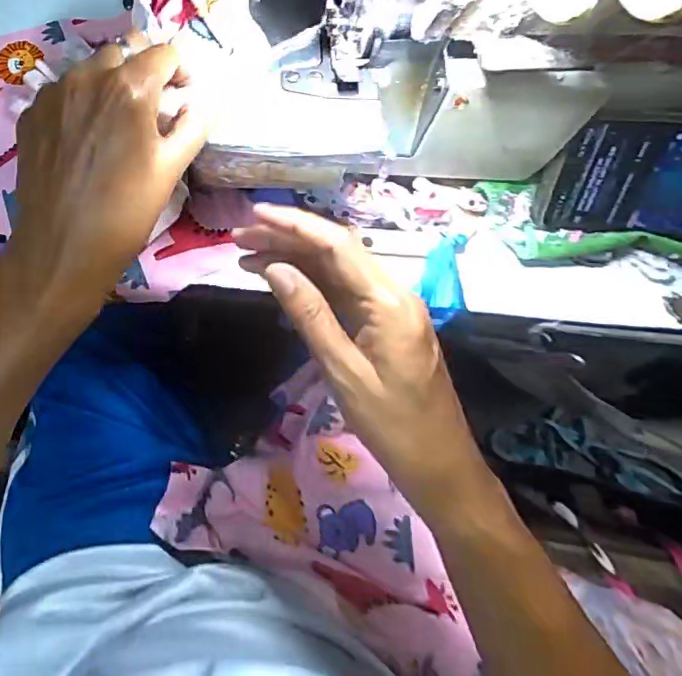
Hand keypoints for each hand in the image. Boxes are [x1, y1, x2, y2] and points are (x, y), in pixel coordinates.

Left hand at [0, 32, 207, 324]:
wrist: (60, 248)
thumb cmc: (125, 211)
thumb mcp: (171, 168)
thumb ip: (192, 125)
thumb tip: (197, 103)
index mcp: (129, 87)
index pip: (163, 52)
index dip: (179, 70)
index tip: (180, 94)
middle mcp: (87, 78)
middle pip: (122, 53)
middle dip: (140, 72)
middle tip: (147, 107)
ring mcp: (53, 95)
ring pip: (87, 70)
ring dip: (106, 83)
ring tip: (111, 121)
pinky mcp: (30, 115)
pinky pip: (60, 92)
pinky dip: (76, 102)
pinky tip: (79, 135)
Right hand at [233, 204, 481, 505]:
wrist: (442, 467)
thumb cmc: (393, 426)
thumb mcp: (344, 372)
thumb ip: (309, 315)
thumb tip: (274, 268)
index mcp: (388, 302)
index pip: (336, 246)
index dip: (294, 224)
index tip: (256, 214)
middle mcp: (392, 294)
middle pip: (334, 251)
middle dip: (285, 238)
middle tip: (239, 238)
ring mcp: (389, 307)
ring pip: (335, 268)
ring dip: (292, 257)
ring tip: (247, 255)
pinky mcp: (382, 322)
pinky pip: (341, 289)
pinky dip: (308, 281)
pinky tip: (278, 280)